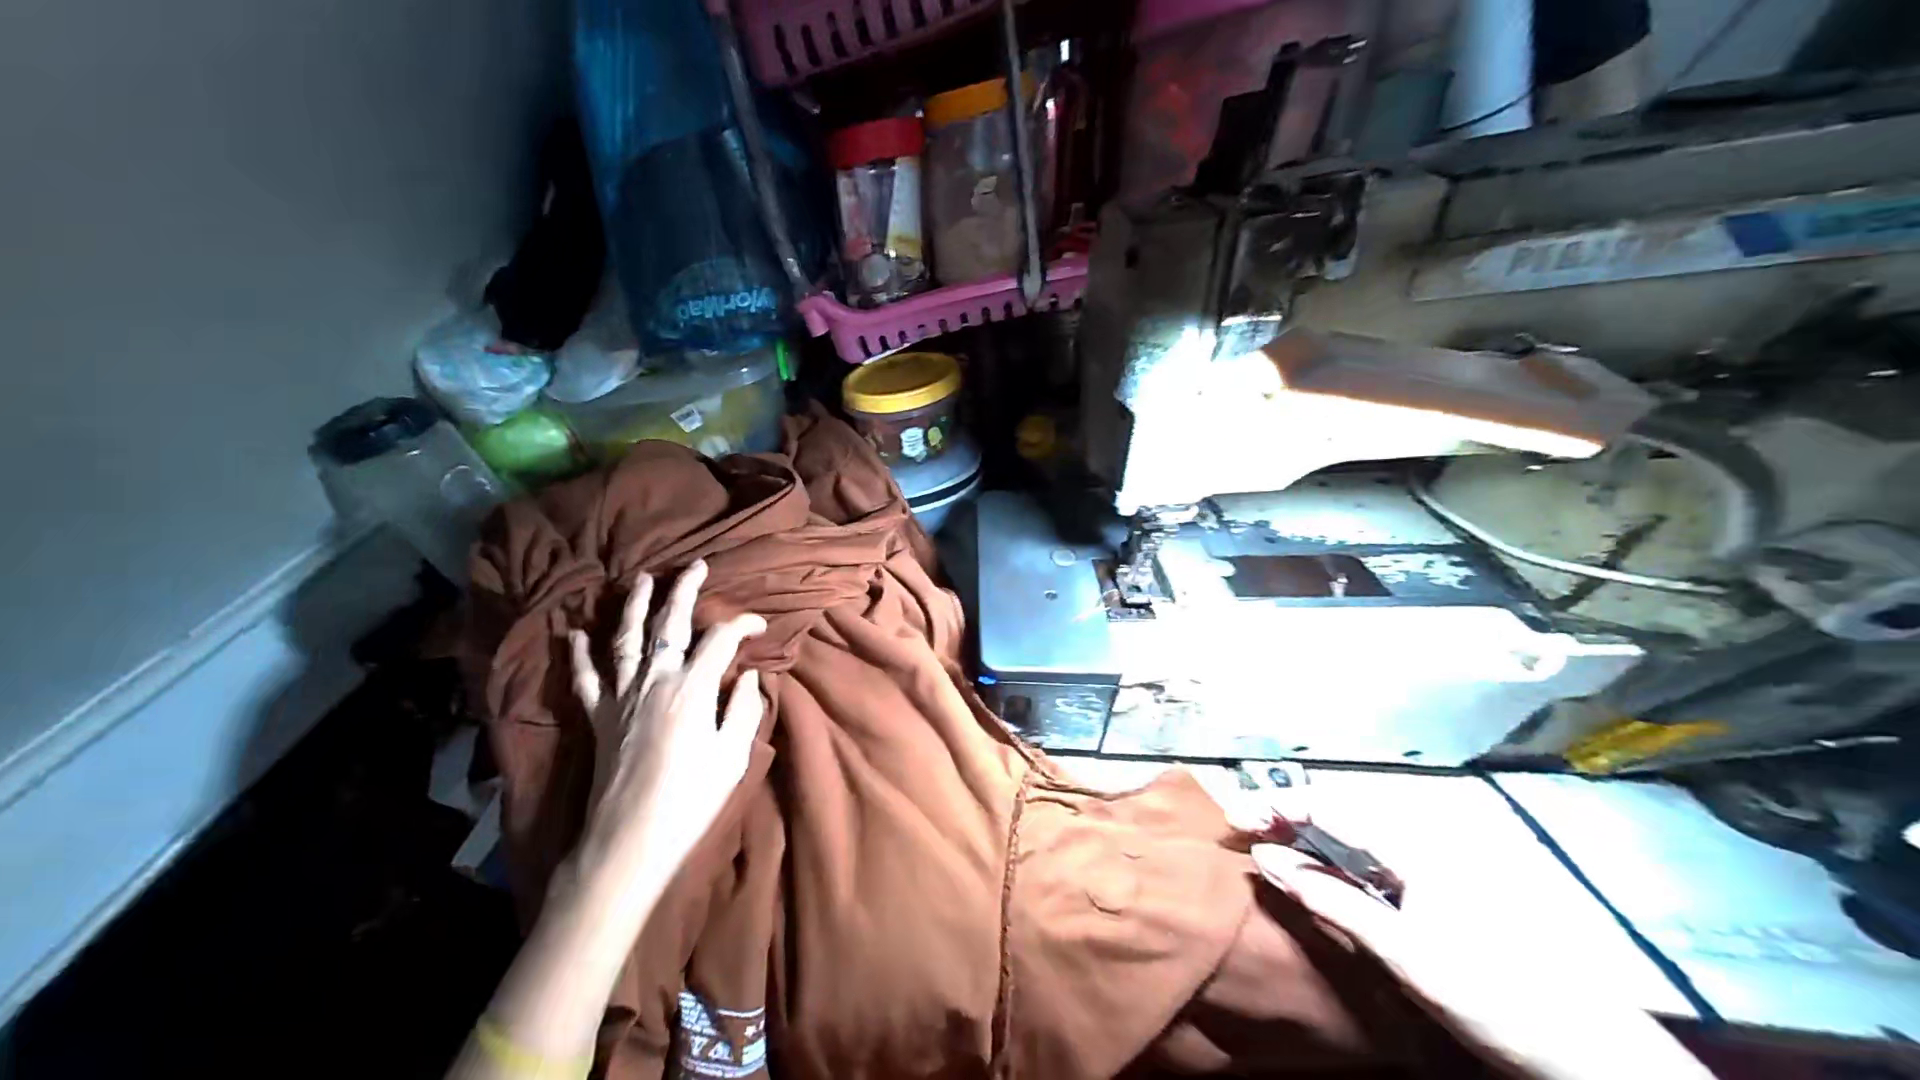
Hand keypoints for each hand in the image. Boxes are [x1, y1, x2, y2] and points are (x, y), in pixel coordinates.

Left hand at [567, 559, 766, 901]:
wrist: (628, 840)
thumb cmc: (690, 800)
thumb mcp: (733, 756)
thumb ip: (744, 709)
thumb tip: (750, 676)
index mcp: (692, 689)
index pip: (721, 640)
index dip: (743, 626)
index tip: (759, 627)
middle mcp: (654, 681)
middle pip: (669, 623)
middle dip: (684, 590)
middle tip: (696, 565)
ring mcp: (620, 696)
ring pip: (625, 638)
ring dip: (634, 605)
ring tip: (642, 579)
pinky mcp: (598, 716)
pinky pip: (585, 678)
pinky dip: (579, 653)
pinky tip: (575, 632)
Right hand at [1249, 802, 1712, 1079]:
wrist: (1590, 1054)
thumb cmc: (1493, 993)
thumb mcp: (1403, 952)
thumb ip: (1330, 899)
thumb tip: (1264, 856)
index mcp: (1412, 845)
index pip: (1327, 805)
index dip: (1275, 806)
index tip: (1233, 821)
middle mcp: (1416, 846)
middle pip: (1335, 814)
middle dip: (1281, 816)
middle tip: (1239, 830)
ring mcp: (1425, 871)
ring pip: (1346, 838)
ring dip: (1300, 839)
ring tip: (1262, 846)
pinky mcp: (1429, 897)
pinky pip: (1362, 865)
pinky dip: (1325, 864)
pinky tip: (1309, 876)